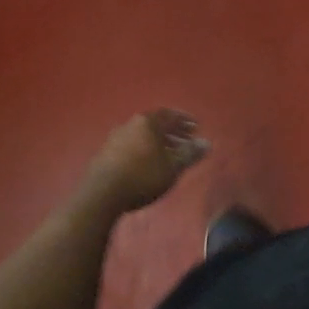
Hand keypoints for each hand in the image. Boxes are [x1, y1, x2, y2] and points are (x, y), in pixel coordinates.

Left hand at [85, 110, 207, 213]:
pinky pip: (131, 146)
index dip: (184, 120)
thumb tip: (206, 143)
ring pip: (142, 136)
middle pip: (155, 124)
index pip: (170, 114)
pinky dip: (144, 151)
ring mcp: (114, 139)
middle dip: (172, 132)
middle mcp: (130, 125)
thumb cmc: (143, 176)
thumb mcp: (172, 167)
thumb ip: (190, 153)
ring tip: (169, 155)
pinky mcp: (105, 154)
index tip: (196, 127)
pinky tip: (148, 164)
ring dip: (158, 143)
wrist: (102, 194)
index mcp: (147, 122)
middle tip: (186, 141)